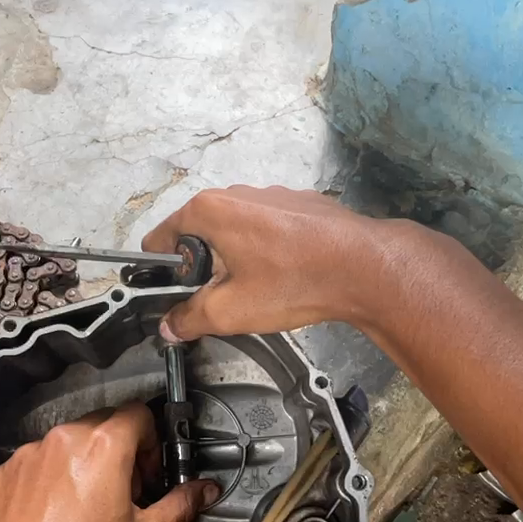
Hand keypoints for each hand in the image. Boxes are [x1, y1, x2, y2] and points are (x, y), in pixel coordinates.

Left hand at [0, 404, 218, 521]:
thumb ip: (180, 504)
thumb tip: (202, 492)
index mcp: (101, 448)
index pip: (138, 413)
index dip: (153, 442)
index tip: (151, 471)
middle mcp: (60, 442)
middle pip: (102, 425)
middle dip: (122, 453)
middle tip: (128, 494)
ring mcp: (26, 458)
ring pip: (68, 444)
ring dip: (87, 465)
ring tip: (91, 513)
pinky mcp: (4, 478)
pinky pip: (38, 464)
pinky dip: (54, 480)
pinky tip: (60, 520)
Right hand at [142, 186, 427, 340]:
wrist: (363, 267)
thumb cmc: (291, 283)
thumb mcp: (230, 311)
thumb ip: (190, 319)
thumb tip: (168, 327)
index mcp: (209, 211)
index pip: (162, 235)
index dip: (159, 268)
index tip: (166, 293)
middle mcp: (236, 193)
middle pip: (197, 231)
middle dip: (197, 265)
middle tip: (210, 300)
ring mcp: (271, 195)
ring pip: (234, 230)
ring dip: (231, 258)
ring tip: (250, 290)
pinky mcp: (299, 204)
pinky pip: (265, 229)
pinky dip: (262, 251)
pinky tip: (281, 276)